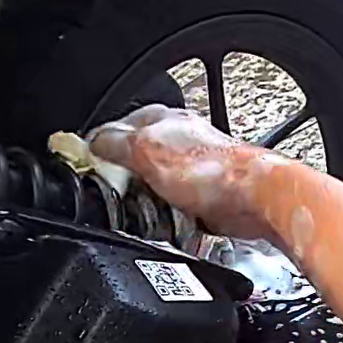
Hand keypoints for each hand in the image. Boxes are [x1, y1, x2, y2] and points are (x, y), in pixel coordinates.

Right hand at [88, 105, 281, 241]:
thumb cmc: (214, 172)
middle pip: (134, 159)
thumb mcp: (147, 151)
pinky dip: (166, 216)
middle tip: (114, 195)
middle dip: (122, 179)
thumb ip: (115, 144)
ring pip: (153, 186)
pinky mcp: (203, 197)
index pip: (114, 128)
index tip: (87, 168)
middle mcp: (177, 141)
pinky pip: (172, 208)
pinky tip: (164, 223)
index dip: (97, 148)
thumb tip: (91, 144)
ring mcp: (191, 170)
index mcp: (161, 119)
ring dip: (145, 201)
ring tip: (140, 211)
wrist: (255, 200)